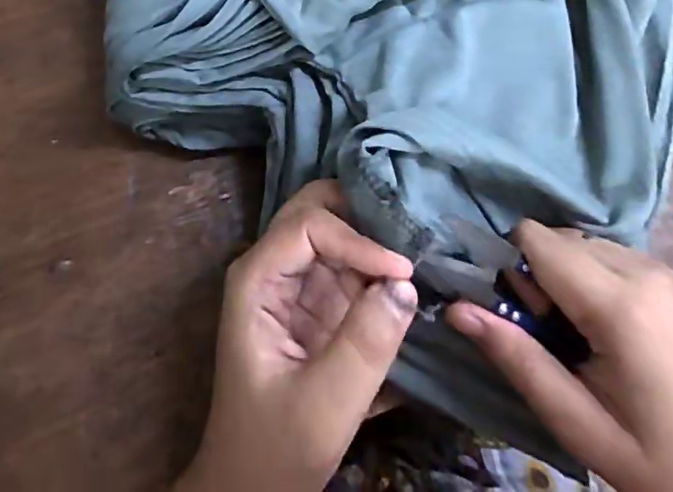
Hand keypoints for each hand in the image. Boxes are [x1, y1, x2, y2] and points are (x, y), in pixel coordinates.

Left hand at [176, 181, 418, 491]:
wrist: (251, 488)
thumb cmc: (277, 448)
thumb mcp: (325, 405)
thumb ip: (365, 344)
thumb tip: (406, 284)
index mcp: (256, 280)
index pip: (308, 227)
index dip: (357, 240)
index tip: (403, 271)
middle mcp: (273, 268)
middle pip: (315, 209)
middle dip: (361, 211)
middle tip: (411, 229)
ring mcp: (295, 284)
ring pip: (335, 229)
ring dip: (374, 234)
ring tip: (420, 246)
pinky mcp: (318, 305)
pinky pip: (349, 264)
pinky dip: (378, 263)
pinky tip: (410, 274)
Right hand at [446, 222, 672, 491]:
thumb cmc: (669, 473)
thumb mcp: (582, 427)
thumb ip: (517, 358)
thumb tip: (456, 308)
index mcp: (621, 303)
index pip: (537, 238)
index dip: (515, 269)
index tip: (525, 318)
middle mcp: (648, 271)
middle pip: (562, 239)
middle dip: (542, 275)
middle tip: (556, 339)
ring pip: (591, 246)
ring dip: (572, 277)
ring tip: (590, 342)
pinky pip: (622, 260)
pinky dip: (603, 281)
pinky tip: (622, 339)